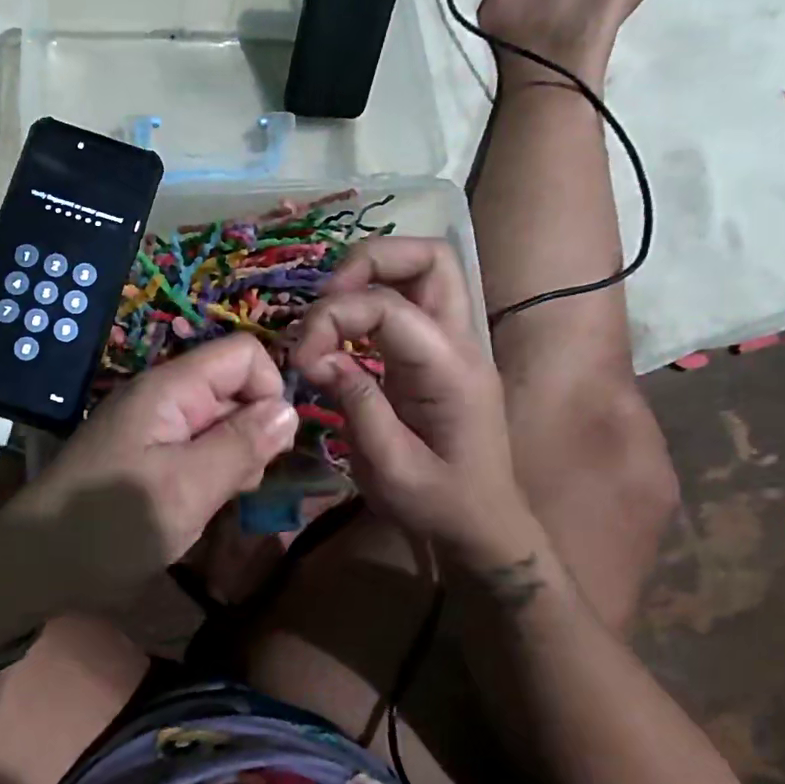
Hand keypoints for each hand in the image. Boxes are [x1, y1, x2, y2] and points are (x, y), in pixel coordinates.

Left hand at [0, 334, 297, 644]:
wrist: (36, 564)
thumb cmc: (111, 524)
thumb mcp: (185, 489)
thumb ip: (240, 446)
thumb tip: (290, 408)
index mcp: (169, 388)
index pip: (243, 354)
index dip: (268, 391)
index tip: (269, 447)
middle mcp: (163, 397)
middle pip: (234, 390)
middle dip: (252, 435)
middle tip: (238, 486)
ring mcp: (153, 427)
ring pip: (220, 424)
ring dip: (234, 461)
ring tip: (216, 503)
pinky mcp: (147, 456)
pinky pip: (197, 450)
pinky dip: (211, 475)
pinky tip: (200, 508)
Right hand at [291, 239, 542, 568]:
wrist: (483, 526)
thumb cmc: (440, 505)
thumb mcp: (392, 469)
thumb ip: (357, 406)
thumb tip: (316, 357)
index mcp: (451, 370)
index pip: (389, 306)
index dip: (334, 317)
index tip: (300, 358)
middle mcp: (459, 342)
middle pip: (429, 257)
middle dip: (367, 262)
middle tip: (324, 302)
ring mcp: (452, 343)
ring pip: (422, 268)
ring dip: (370, 274)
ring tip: (328, 313)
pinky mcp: (435, 352)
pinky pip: (408, 298)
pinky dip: (370, 297)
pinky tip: (341, 330)